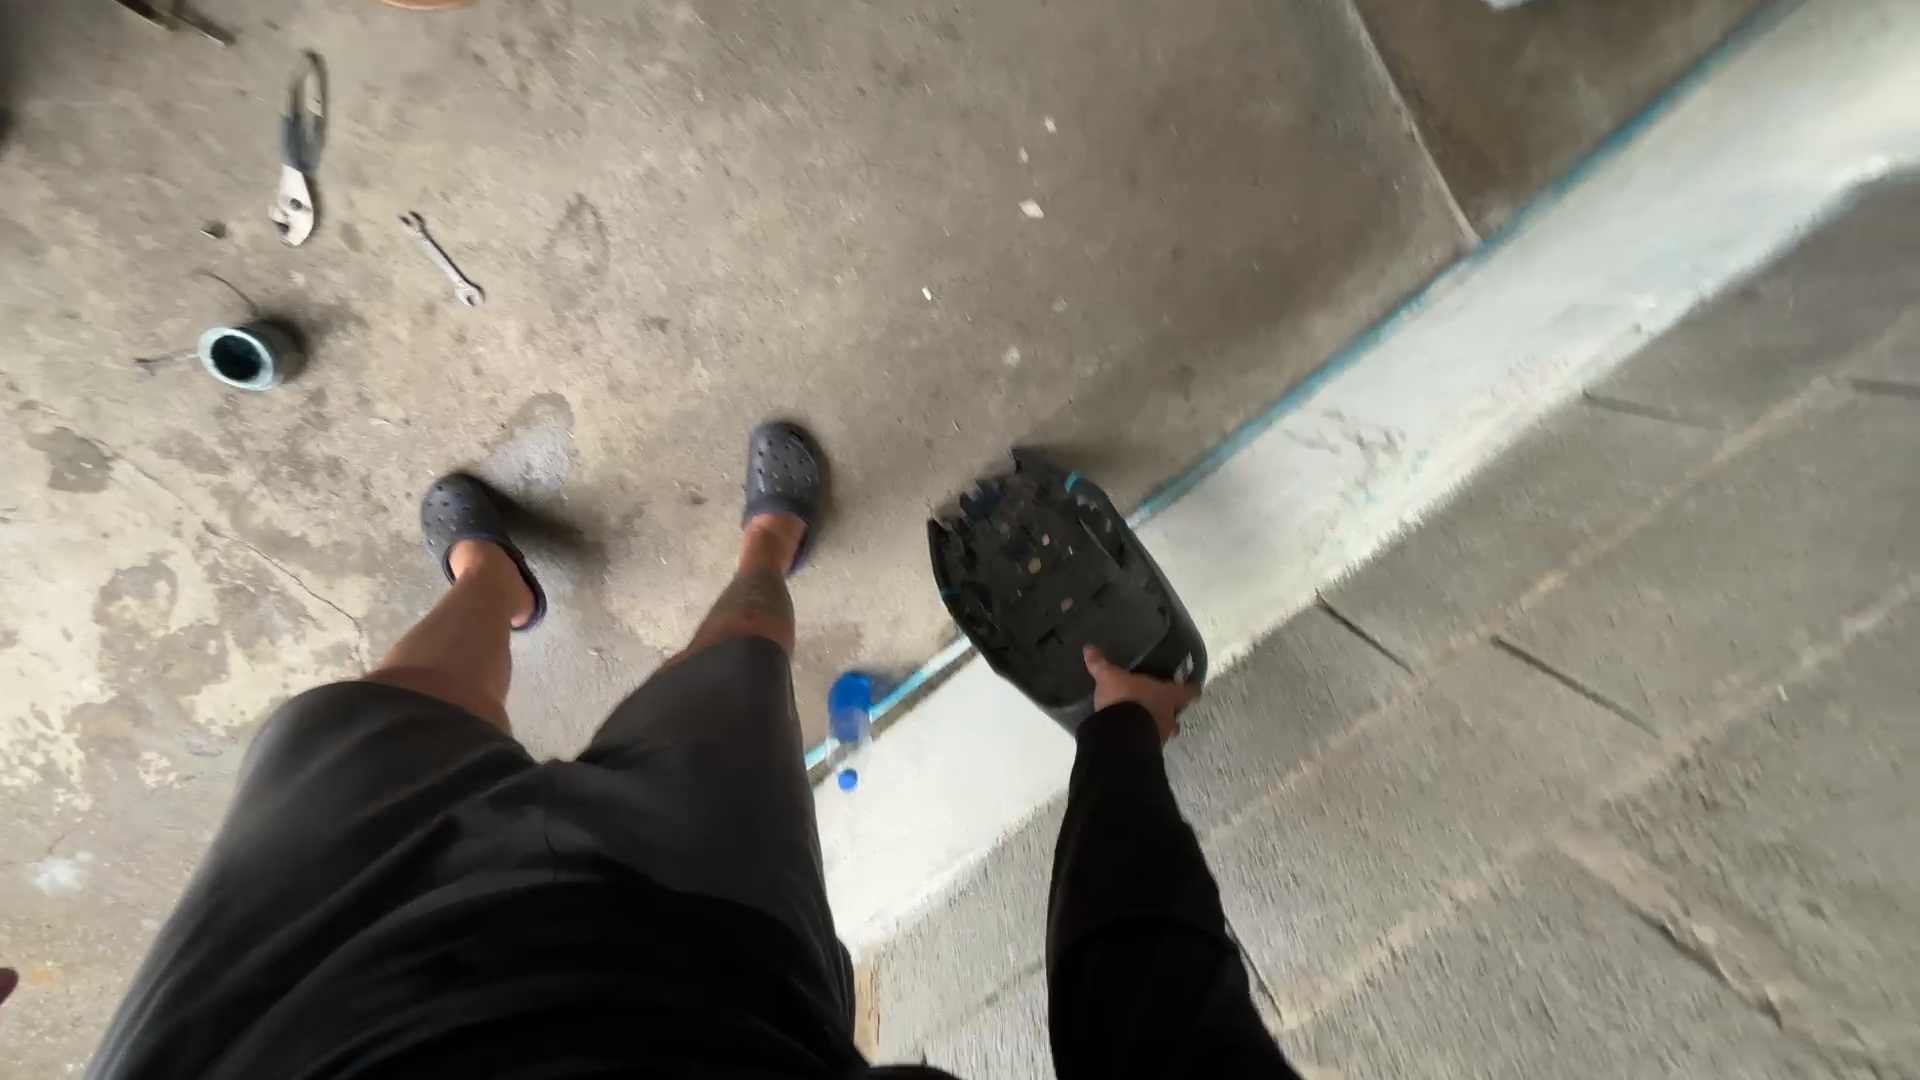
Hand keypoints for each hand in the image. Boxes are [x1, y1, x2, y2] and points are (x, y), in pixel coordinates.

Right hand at [1084, 645, 1200, 743]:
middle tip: (1164, 706)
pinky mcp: (1148, 749)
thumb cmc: (1124, 698)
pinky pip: (1149, 740)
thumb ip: (1100, 664)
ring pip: (1165, 729)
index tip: (1195, 687)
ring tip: (1146, 722)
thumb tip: (1088, 648)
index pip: (1186, 691)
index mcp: (1166, 694)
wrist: (1120, 733)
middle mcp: (1168, 715)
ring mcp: (1160, 734)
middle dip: (1172, 710)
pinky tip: (1133, 735)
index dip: (1191, 688)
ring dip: (1157, 725)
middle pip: (1177, 713)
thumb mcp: (1108, 678)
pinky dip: (1144, 737)